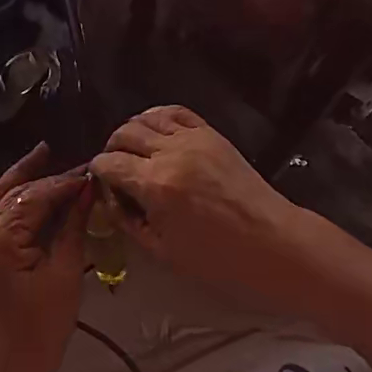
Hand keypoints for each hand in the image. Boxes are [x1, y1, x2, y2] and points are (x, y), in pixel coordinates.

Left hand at [0, 142, 90, 371]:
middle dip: (44, 176)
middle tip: (74, 162)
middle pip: (14, 193)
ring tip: (39, 155)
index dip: (66, 184)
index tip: (93, 173)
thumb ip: (72, 229)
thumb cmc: (39, 334)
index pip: (36, 196)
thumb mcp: (63, 278)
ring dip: (16, 180)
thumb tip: (86, 192)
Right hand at [89, 106, 324, 295]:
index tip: (99, 182)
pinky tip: (153, 130)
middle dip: (110, 149)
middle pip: (123, 135)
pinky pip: (175, 112)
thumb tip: (109, 198)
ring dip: (130, 131)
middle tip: (114, 168)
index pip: (108, 163)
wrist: (274, 245)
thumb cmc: (217, 259)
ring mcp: (193, 139)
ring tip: (131, 149)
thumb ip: (127, 221)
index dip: (97, 171)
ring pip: (145, 118)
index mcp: (155, 185)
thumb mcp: (162, 251)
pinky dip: (156, 116)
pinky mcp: (211, 134)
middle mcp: (170, 154)